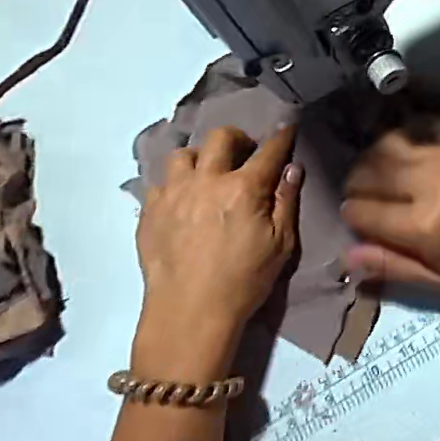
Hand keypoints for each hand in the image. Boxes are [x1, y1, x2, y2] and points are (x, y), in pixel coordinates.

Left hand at [134, 124, 301, 379]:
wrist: (189, 313)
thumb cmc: (244, 281)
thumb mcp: (281, 244)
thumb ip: (285, 201)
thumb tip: (291, 168)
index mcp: (242, 188)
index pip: (267, 151)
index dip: (281, 137)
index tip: (287, 128)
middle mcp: (205, 180)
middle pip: (220, 138)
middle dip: (237, 139)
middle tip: (244, 156)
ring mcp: (172, 193)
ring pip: (183, 154)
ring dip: (200, 159)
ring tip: (207, 176)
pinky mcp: (149, 211)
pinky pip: (160, 182)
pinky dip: (175, 184)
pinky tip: (183, 201)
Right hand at [340, 129, 439, 290]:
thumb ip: (392, 267)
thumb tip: (346, 256)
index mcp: (427, 227)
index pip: (362, 211)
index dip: (354, 217)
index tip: (360, 220)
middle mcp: (434, 183)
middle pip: (367, 171)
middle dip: (357, 185)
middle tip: (366, 197)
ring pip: (386, 144)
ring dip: (374, 159)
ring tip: (381, 174)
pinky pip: (418, 125)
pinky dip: (403, 137)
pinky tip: (406, 153)